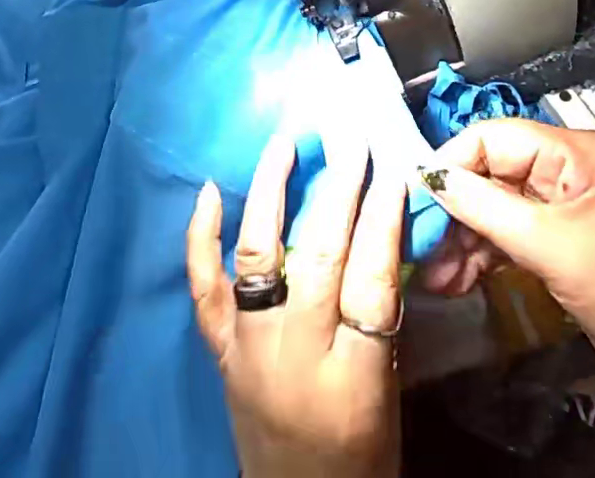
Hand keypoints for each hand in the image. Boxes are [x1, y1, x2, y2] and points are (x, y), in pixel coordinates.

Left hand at [186, 133, 403, 477]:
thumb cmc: (360, 449)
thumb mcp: (391, 384)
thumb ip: (384, 310)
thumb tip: (385, 231)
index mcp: (352, 374)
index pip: (371, 278)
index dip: (383, 220)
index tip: (392, 174)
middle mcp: (293, 354)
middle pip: (317, 258)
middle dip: (338, 195)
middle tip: (351, 147)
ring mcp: (248, 347)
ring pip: (258, 258)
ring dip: (269, 194)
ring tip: (284, 147)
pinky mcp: (220, 350)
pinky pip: (203, 288)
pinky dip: (202, 238)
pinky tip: (207, 191)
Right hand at [417, 122, 594, 380]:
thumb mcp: (554, 244)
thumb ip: (486, 207)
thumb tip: (429, 176)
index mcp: (574, 152)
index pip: (494, 137)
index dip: (453, 163)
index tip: (418, 200)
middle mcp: (567, 172)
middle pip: (492, 173)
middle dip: (455, 209)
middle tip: (423, 248)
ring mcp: (565, 211)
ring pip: (496, 209)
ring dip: (464, 238)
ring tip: (438, 277)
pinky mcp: (563, 246)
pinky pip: (510, 237)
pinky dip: (484, 256)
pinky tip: (460, 281)